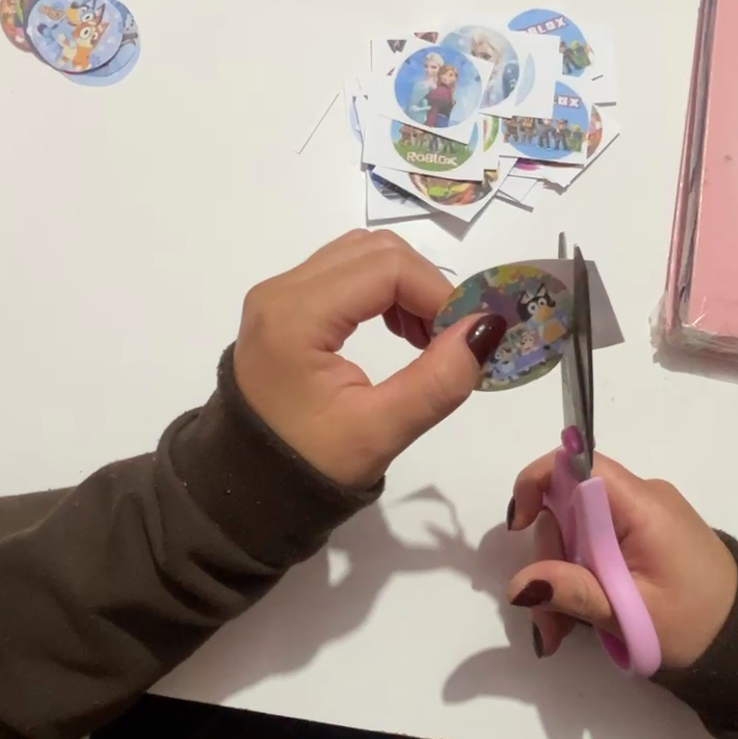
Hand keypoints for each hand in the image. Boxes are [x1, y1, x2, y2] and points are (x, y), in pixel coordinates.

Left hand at [235, 230, 507, 487]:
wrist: (248, 486)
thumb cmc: (309, 465)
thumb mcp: (379, 432)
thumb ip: (437, 381)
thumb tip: (489, 327)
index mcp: (295, 316)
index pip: (386, 268)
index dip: (438, 293)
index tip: (468, 337)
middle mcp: (281, 291)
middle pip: (374, 251)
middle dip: (424, 286)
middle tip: (449, 339)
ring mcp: (279, 295)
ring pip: (360, 256)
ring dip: (405, 286)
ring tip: (427, 339)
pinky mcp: (284, 307)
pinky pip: (344, 274)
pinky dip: (382, 292)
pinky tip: (400, 332)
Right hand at [504, 452, 737, 670]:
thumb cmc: (697, 624)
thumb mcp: (630, 614)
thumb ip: (574, 592)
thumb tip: (518, 586)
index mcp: (642, 505)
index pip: (578, 463)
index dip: (538, 482)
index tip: (520, 524)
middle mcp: (637, 499)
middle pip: (566, 508)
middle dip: (547, 562)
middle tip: (545, 618)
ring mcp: (636, 517)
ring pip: (572, 532)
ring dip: (556, 579)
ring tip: (558, 632)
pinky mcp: (636, 535)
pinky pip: (590, 544)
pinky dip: (575, 579)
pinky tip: (570, 621)